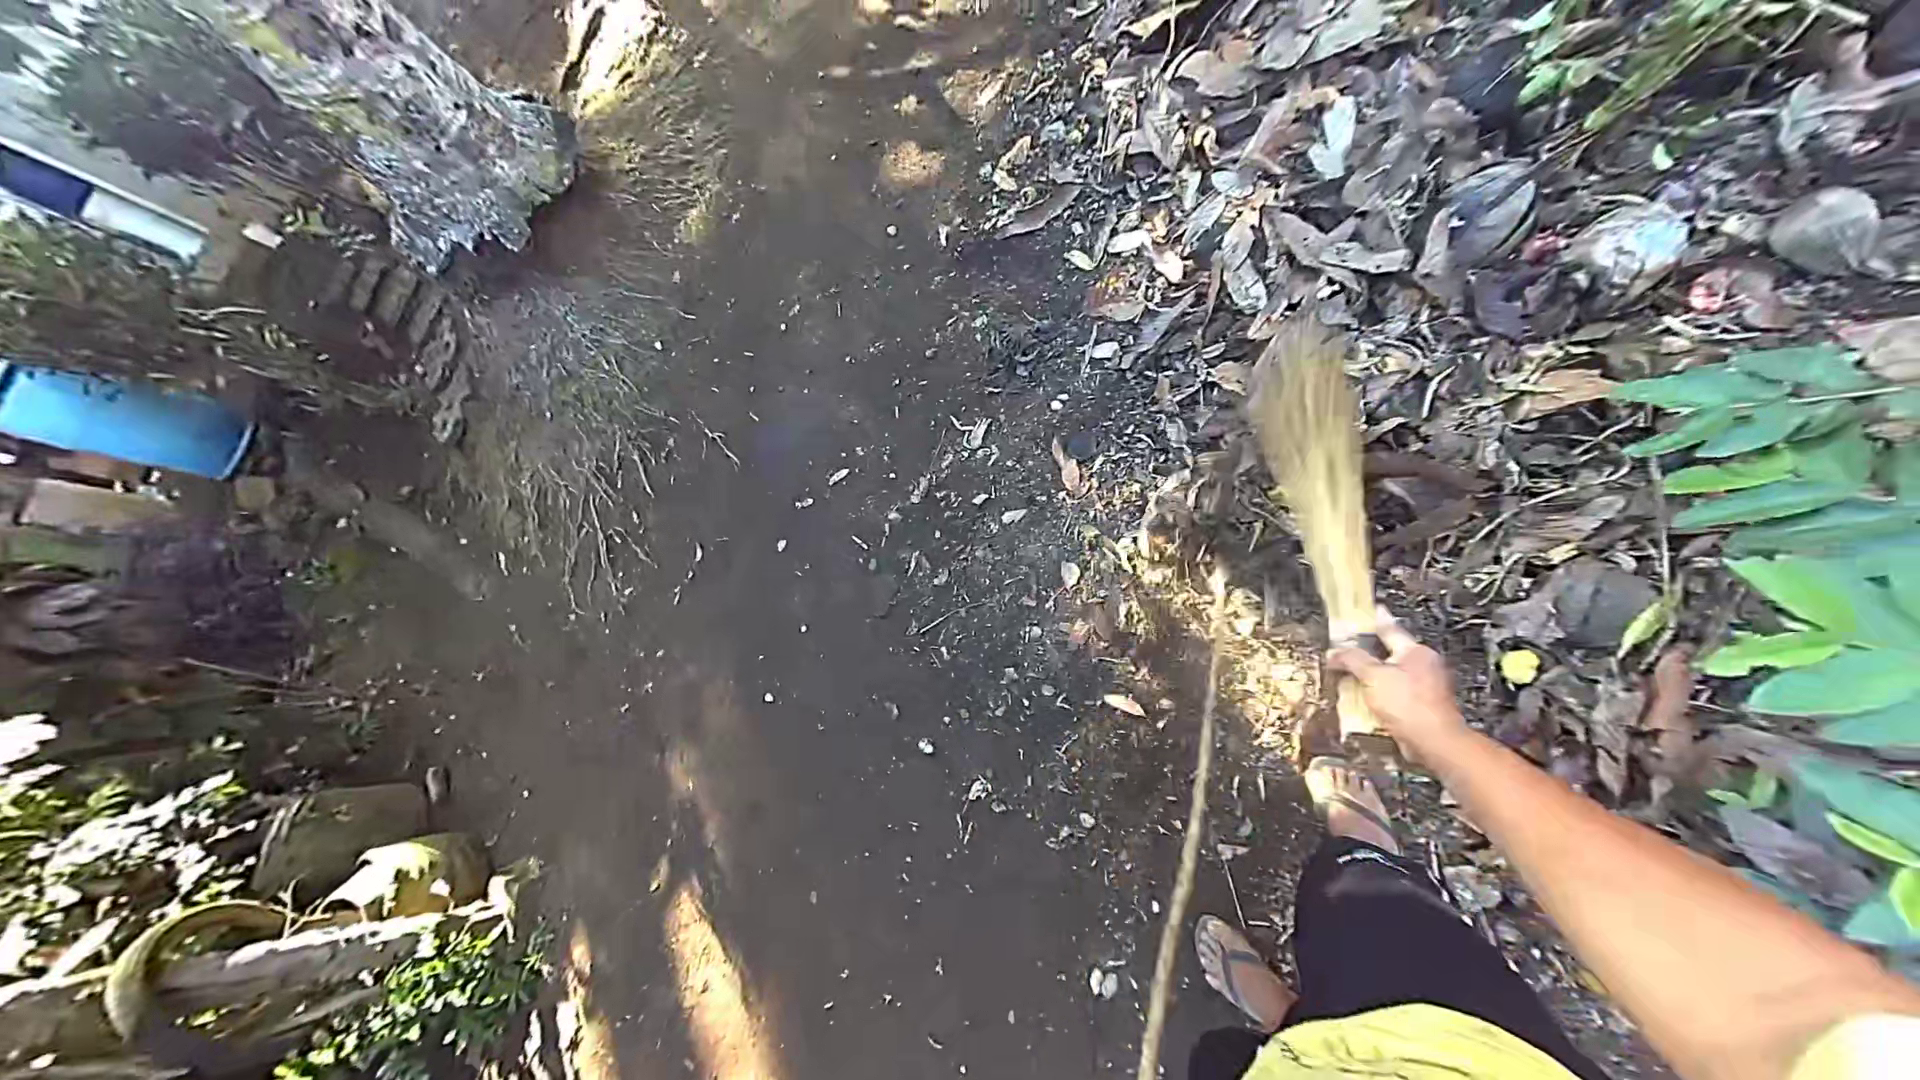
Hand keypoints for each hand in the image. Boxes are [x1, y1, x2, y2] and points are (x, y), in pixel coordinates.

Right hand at [1327, 611, 1467, 759]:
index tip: (1371, 608)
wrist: (1434, 741)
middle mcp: (1426, 664)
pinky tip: (1367, 699)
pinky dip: (1382, 693)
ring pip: (1393, 674)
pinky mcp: (1425, 705)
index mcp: (1416, 652)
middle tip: (1348, 649)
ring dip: (1374, 676)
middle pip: (1391, 653)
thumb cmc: (1405, 703)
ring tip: (1351, 677)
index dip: (1376, 619)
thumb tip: (1333, 652)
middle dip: (1370, 653)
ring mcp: (1428, 686)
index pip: (1390, 630)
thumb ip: (1352, 660)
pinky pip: (1397, 692)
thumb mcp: (1372, 676)